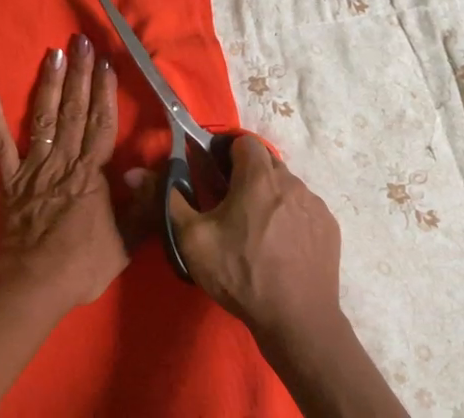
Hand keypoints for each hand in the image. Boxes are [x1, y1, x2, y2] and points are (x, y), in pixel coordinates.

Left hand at [0, 33, 126, 309]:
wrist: (35, 283)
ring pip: (43, 118)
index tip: (105, 62)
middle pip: (74, 110)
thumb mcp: (128, 241)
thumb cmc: (83, 264)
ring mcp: (33, 167)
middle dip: (79, 74)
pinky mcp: (9, 179)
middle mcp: (64, 160)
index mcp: (93, 173)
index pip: (101, 123)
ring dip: (49, 84)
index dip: (104, 91)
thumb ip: (144, 204)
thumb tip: (155, 168)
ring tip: (53, 53)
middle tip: (81, 41)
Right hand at [166, 136, 343, 339]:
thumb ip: (165, 199)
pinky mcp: (329, 228)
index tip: (214, 175)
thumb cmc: (240, 274)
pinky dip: (289, 217)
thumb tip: (133, 173)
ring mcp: (314, 205)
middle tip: (228, 205)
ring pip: (286, 186)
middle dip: (246, 175)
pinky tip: (279, 246)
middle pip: (265, 163)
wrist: (298, 321)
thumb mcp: (192, 239)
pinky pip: (303, 209)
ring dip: (269, 197)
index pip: (244, 141)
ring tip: (254, 230)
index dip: (226, 152)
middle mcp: (291, 182)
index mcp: (258, 177)